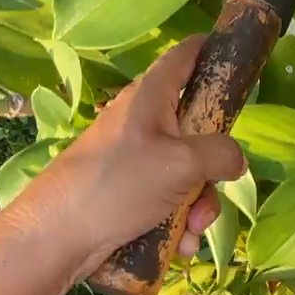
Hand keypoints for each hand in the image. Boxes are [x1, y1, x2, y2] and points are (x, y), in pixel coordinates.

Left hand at [0, 37, 246, 281]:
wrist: (55, 238)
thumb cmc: (117, 184)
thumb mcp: (182, 164)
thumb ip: (221, 154)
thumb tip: (236, 160)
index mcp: (152, 97)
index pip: (185, 55)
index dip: (213, 50)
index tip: (239, 60)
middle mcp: (145, 122)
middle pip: (199, 127)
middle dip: (215, 165)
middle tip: (217, 185)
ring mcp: (136, 158)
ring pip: (189, 172)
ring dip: (199, 203)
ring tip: (191, 229)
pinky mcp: (130, 192)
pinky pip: (170, 199)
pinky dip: (179, 220)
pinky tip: (178, 244)